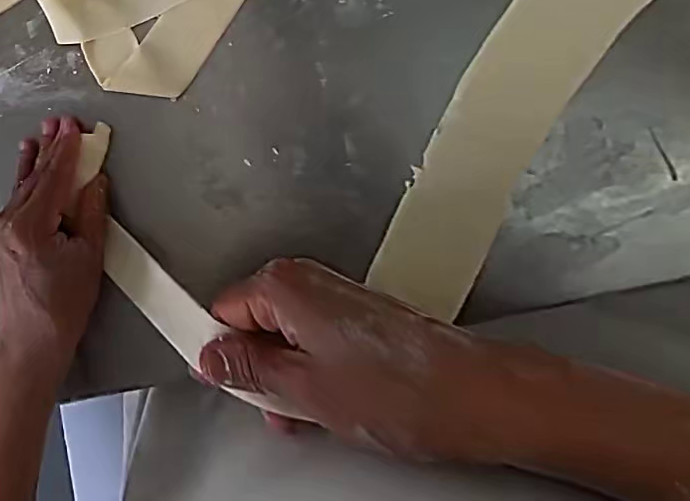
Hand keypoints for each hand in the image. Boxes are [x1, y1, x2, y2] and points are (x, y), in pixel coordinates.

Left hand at [0, 116, 108, 383]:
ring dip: (40, 156)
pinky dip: (27, 176)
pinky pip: (17, 196)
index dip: (68, 151)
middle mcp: (9, 219)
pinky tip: (28, 157)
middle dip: (53, 147)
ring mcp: (1, 226)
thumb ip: (91, 214)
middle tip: (65, 120)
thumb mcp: (88, 260)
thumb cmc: (63, 307)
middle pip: (38, 176)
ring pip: (25, 183)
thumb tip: (95, 179)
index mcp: (31, 226)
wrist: (27, 345)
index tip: (76, 126)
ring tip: (48, 130)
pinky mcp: (0, 233)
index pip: (55, 178)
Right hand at [196, 258, 522, 464]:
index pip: (221, 310)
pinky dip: (310, 366)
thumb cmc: (403, 388)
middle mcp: (302, 277)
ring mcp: (328, 292)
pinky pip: (308, 334)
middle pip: (250, 320)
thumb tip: (213, 359)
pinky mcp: (349, 310)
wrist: (477, 395)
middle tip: (276, 406)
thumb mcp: (305, 391)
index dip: (219, 350)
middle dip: (256, 367)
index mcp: (281, 285)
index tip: (219, 379)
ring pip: (280, 332)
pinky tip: (332, 399)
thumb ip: (248, 370)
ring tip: (313, 410)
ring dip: (285, 373)